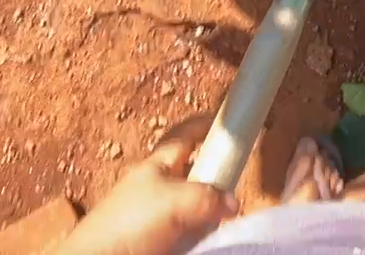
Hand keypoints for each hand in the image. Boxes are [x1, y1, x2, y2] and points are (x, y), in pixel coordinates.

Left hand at [55, 116, 238, 254]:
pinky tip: (205, 241)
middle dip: (214, 176)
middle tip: (233, 188)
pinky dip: (197, 235)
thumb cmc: (130, 221)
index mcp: (159, 162)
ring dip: (207, 211)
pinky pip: (185, 231)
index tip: (231, 123)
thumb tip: (232, 201)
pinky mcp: (155, 239)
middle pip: (194, 170)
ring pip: (192, 204)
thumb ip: (205, 197)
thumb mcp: (173, 201)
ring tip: (223, 220)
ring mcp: (155, 212)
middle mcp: (158, 183)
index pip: (187, 133)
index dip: (207, 124)